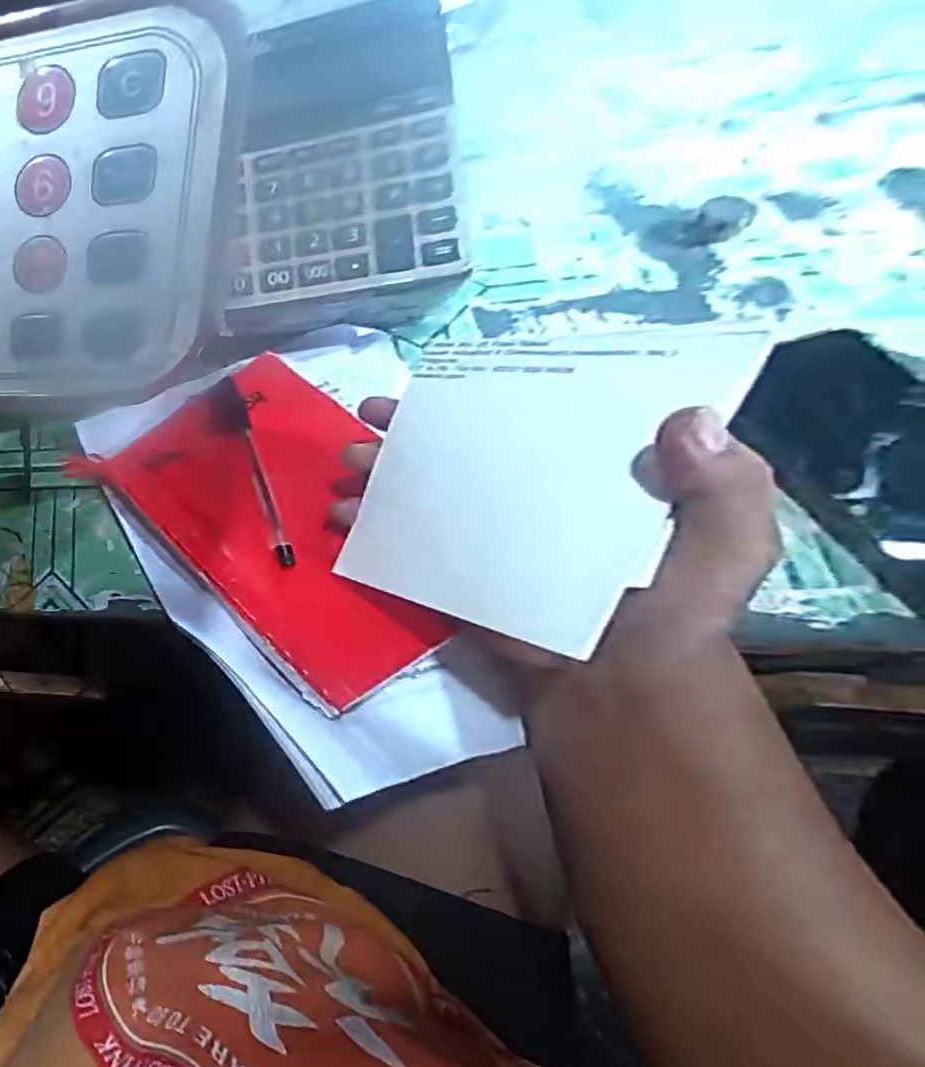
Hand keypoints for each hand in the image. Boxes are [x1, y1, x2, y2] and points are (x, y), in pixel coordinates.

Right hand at [330, 396, 780, 673]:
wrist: (611, 680)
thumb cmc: (669, 611)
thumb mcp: (725, 550)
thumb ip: (724, 492)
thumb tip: (686, 419)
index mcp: (574, 476)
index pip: (521, 423)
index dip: (479, 400)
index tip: (440, 385)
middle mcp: (515, 494)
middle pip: (453, 453)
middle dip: (405, 434)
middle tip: (368, 417)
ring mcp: (475, 533)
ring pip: (416, 492)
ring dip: (377, 476)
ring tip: (346, 466)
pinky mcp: (446, 569)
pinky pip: (400, 541)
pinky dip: (367, 527)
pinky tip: (341, 517)